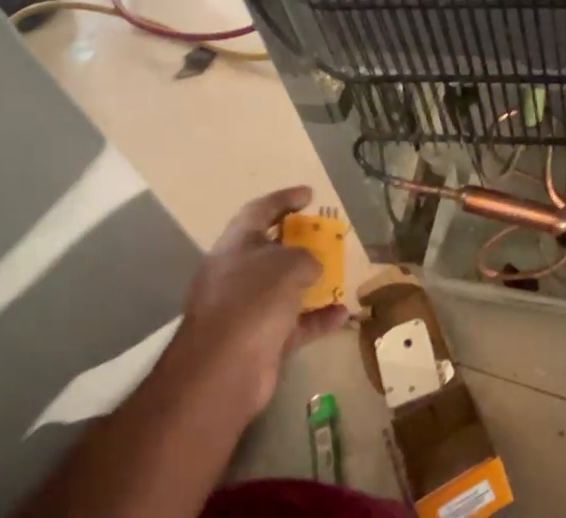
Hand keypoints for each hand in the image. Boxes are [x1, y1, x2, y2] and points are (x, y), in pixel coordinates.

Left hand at [168, 187, 349, 415]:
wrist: (223, 371)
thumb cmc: (252, 301)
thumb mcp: (288, 265)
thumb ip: (306, 257)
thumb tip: (311, 267)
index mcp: (235, 246)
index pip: (259, 211)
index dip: (284, 198)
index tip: (310, 194)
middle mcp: (237, 274)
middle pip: (271, 250)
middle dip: (300, 242)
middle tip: (327, 236)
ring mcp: (247, 309)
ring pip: (284, 288)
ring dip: (312, 282)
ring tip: (341, 274)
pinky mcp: (260, 341)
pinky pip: (294, 323)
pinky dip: (317, 317)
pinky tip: (343, 314)